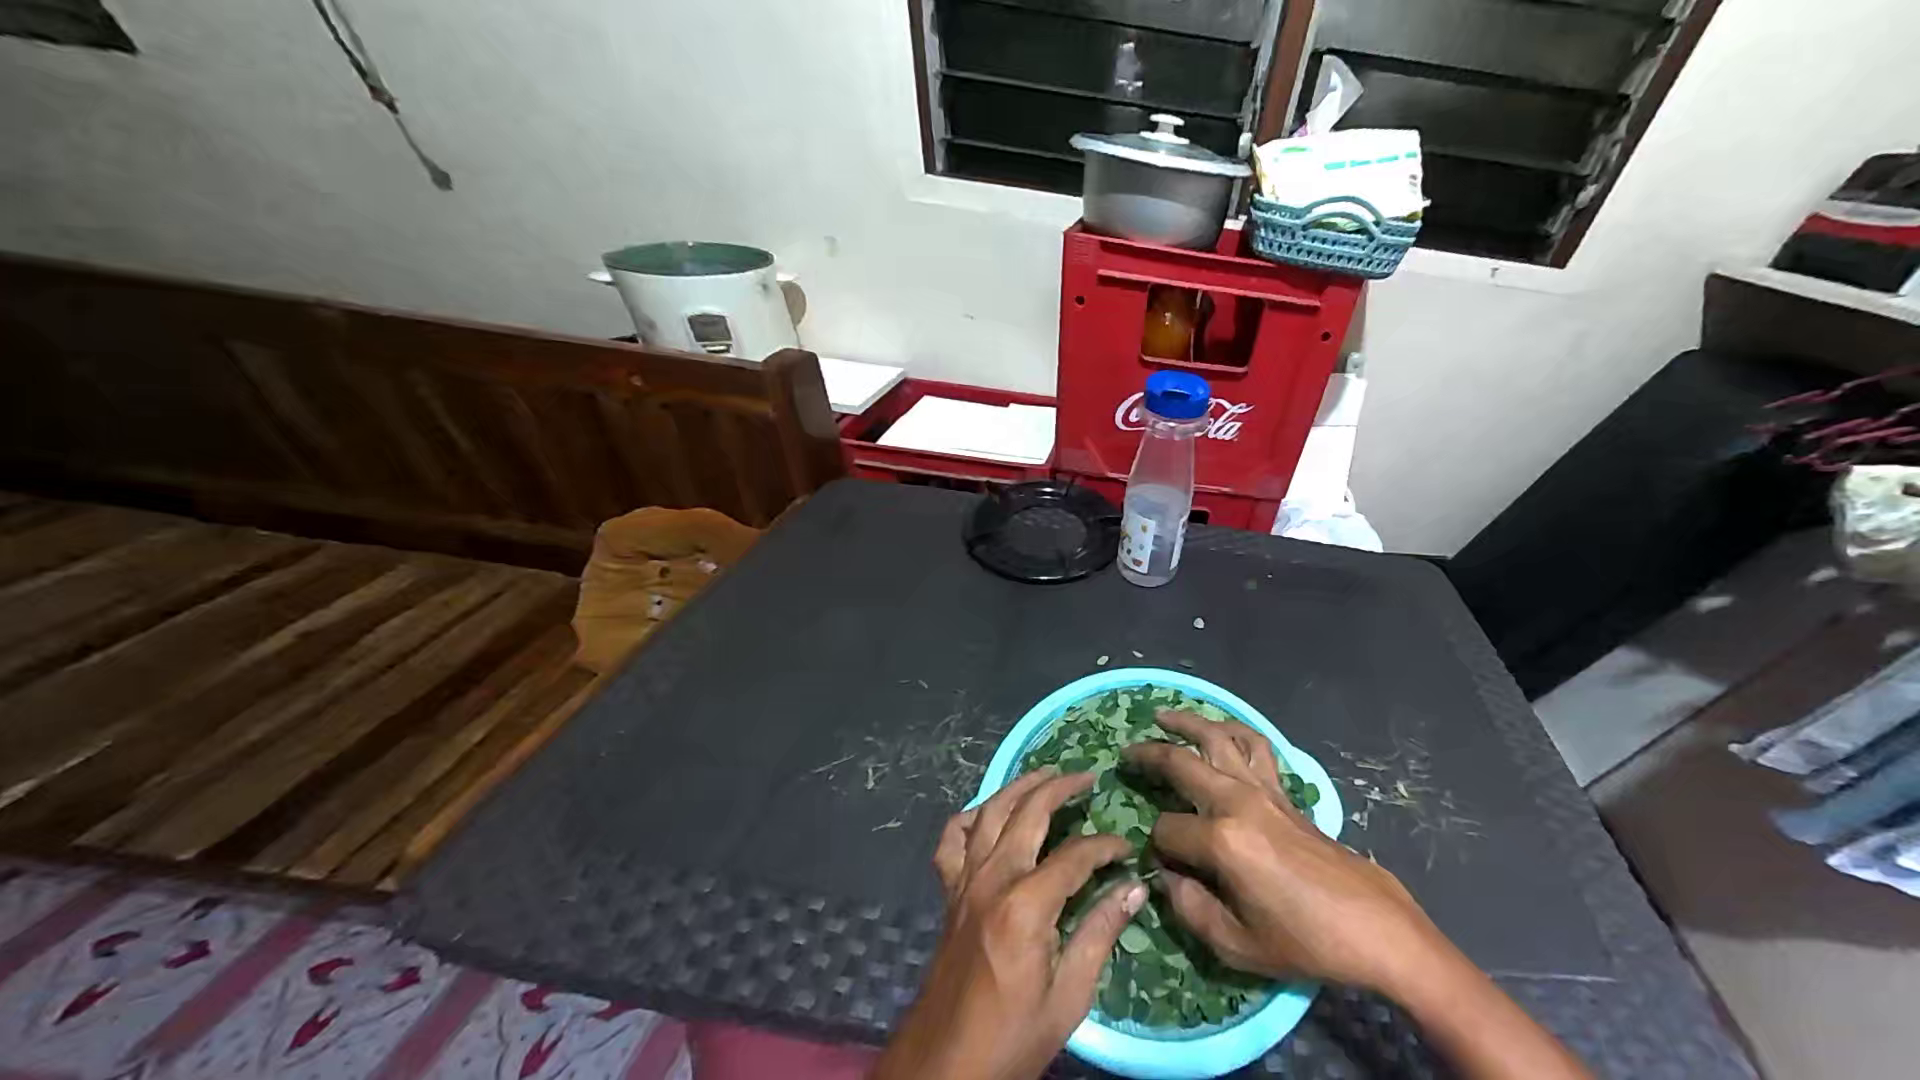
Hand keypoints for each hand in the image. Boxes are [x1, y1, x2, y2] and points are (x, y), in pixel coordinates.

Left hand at [873, 768, 1148, 1079]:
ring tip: (1043, 773)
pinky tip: (987, 813)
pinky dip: (970, 818)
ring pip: (989, 813)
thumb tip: (1133, 887)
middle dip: (1058, 788)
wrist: (948, 1059)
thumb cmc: (1014, 1035)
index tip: (1127, 847)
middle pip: (1026, 813)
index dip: (1105, 846)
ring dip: (1017, 787)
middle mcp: (991, 879)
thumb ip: (1100, 933)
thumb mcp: (1070, 995)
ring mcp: (963, 881)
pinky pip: (952, 839)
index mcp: (1025, 906)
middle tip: (1085, 777)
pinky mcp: (948, 891)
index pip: (1074, 856)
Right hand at [1126, 710, 1442, 994]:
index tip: (1162, 867)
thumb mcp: (1236, 945)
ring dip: (1186, 723)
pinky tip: (1218, 730)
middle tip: (1125, 757)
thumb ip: (1188, 907)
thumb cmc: (1306, 941)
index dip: (1156, 848)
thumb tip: (1167, 875)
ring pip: (1217, 737)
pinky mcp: (1284, 791)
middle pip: (1179, 764)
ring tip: (1161, 715)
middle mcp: (1238, 802)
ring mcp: (1264, 790)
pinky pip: (1256, 746)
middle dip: (1146, 758)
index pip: (1165, 831)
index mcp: (1222, 842)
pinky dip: (1233, 730)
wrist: (1377, 930)